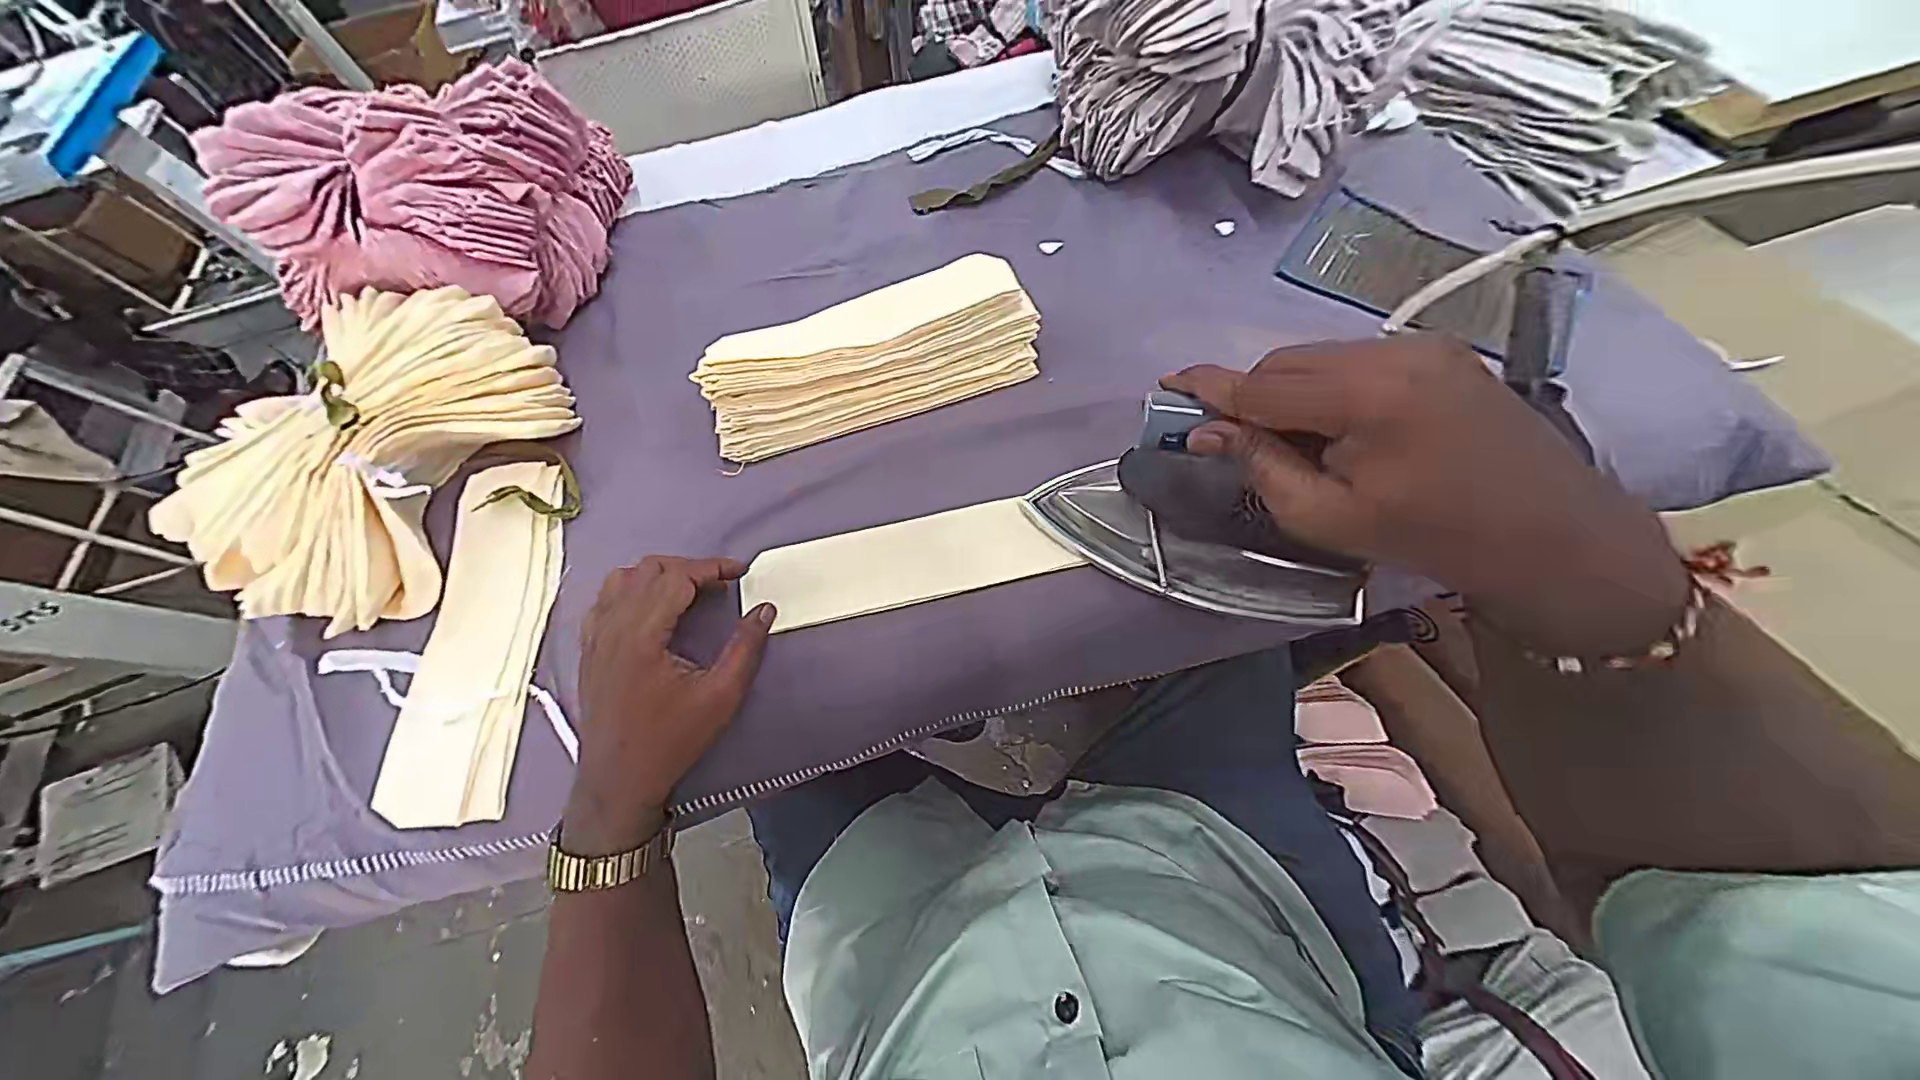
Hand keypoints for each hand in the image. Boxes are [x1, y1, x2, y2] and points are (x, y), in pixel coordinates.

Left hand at [563, 557, 775, 854]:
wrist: (619, 780)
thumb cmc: (672, 740)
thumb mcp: (721, 696)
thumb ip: (745, 647)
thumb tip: (764, 609)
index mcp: (641, 636)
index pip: (675, 578)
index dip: (711, 567)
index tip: (740, 572)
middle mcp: (611, 628)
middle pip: (648, 570)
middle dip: (689, 567)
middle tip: (721, 582)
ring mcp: (595, 637)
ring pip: (622, 579)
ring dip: (659, 574)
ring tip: (690, 589)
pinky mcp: (589, 649)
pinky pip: (605, 599)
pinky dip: (633, 589)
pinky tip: (654, 606)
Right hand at [1163, 335, 1687, 655]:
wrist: (1551, 532)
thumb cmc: (1430, 536)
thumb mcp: (1327, 517)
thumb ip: (1260, 466)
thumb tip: (1206, 432)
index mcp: (1368, 397)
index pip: (1263, 385)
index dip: (1209, 386)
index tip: (1169, 384)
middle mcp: (1394, 353)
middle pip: (1285, 362)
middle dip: (1250, 396)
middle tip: (1236, 440)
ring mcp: (1422, 346)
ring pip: (1316, 356)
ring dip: (1286, 391)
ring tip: (1293, 441)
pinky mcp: (1438, 351)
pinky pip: (1351, 359)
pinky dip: (1323, 386)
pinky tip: (1335, 426)